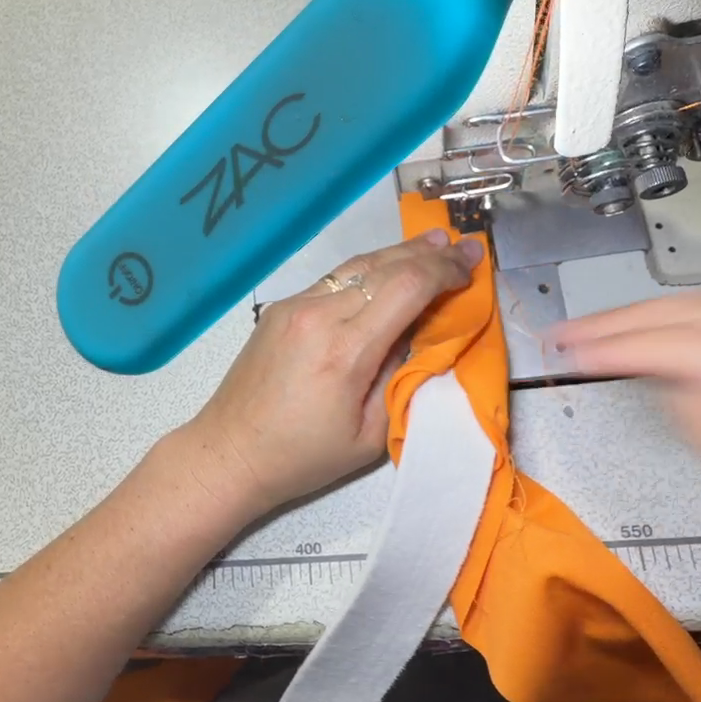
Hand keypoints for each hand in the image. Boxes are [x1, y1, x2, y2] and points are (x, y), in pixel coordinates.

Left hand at [177, 230, 482, 517]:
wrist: (230, 451)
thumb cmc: (303, 456)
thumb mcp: (370, 436)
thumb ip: (400, 379)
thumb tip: (419, 336)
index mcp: (345, 351)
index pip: (406, 287)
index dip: (444, 272)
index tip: (470, 267)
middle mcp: (318, 315)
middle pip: (383, 266)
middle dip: (429, 254)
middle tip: (463, 246)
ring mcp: (294, 306)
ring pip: (356, 266)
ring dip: (398, 254)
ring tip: (432, 244)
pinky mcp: (279, 308)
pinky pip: (333, 280)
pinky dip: (367, 270)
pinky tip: (386, 270)